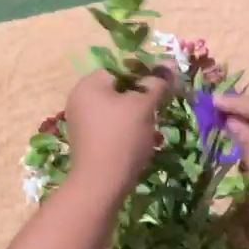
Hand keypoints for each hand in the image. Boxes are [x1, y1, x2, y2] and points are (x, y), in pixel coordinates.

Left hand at [62, 67, 174, 196]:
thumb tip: (169, 65)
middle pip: (117, 87)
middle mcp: (79, 99)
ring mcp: (81, 121)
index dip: (144, 72)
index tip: (164, 83)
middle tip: (161, 103)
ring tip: (153, 122)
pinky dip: (126, 126)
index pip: (120, 67)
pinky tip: (141, 137)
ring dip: (136, 111)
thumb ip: (156, 82)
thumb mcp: (143, 105)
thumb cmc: (122, 137)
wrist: (102, 183)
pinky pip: (110, 124)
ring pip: (116, 107)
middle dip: (141, 94)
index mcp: (88, 85)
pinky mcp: (87, 140)